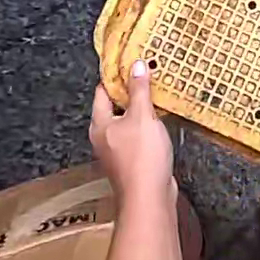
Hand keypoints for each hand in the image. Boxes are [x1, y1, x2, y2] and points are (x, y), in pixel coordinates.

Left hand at [90, 61, 174, 205]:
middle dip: (129, 92)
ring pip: (126, 123)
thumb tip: (136, 64)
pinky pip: (136, 136)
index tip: (129, 62)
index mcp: (100, 124)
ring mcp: (117, 151)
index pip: (102, 92)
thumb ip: (139, 90)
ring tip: (155, 95)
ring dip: (139, 110)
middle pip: (114, 107)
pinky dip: (146, 126)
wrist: (149, 197)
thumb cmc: (141, 155)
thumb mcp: (142, 116)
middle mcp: (104, 137)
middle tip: (145, 75)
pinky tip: (159, 122)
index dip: (114, 76)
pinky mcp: (132, 162)